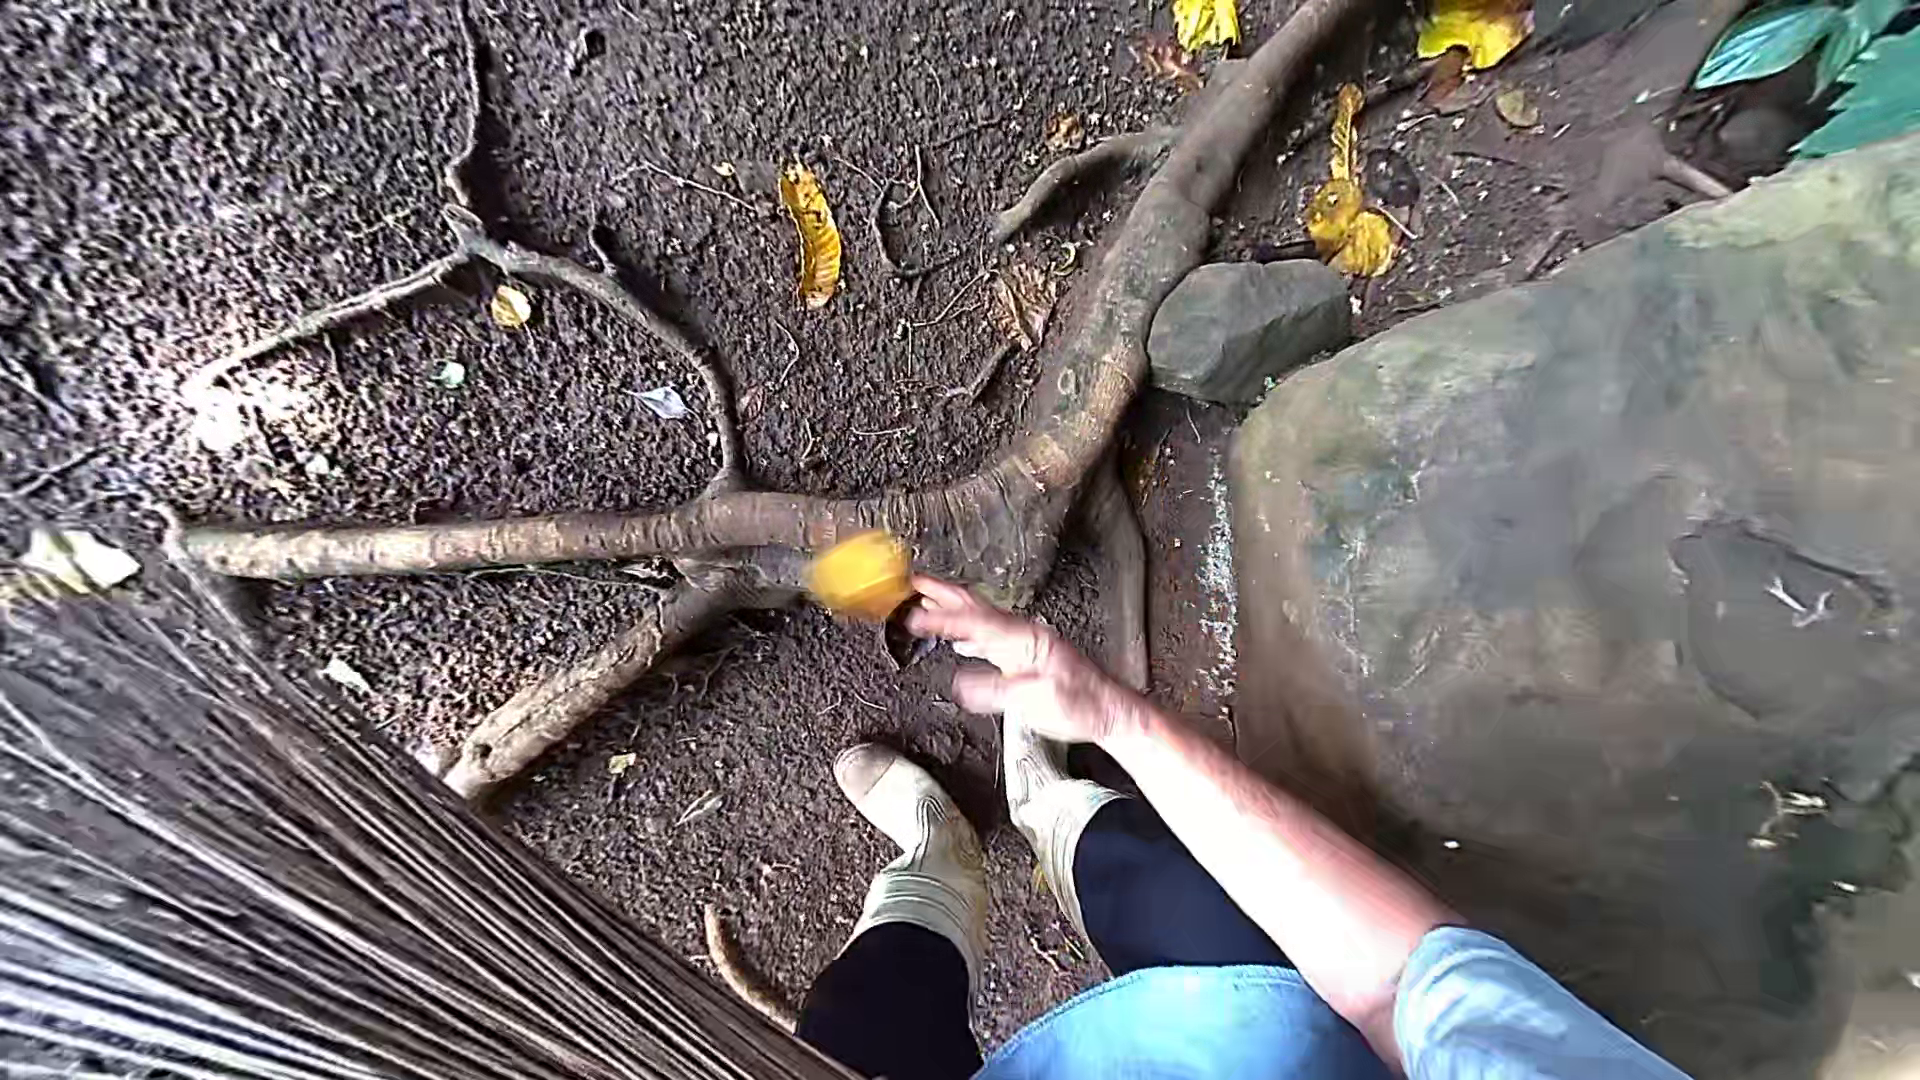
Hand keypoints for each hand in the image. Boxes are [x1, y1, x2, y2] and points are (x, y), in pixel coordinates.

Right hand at [904, 575, 1137, 744]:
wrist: (1108, 710)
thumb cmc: (1081, 705)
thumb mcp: (1039, 700)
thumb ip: (999, 689)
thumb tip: (960, 684)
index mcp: (1025, 638)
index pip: (975, 622)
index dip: (942, 618)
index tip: (913, 613)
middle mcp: (1021, 633)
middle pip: (975, 607)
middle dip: (941, 593)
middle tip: (911, 581)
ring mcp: (1020, 643)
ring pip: (978, 618)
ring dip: (950, 608)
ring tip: (923, 599)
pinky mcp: (1021, 657)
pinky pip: (986, 637)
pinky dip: (965, 631)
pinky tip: (956, 639)